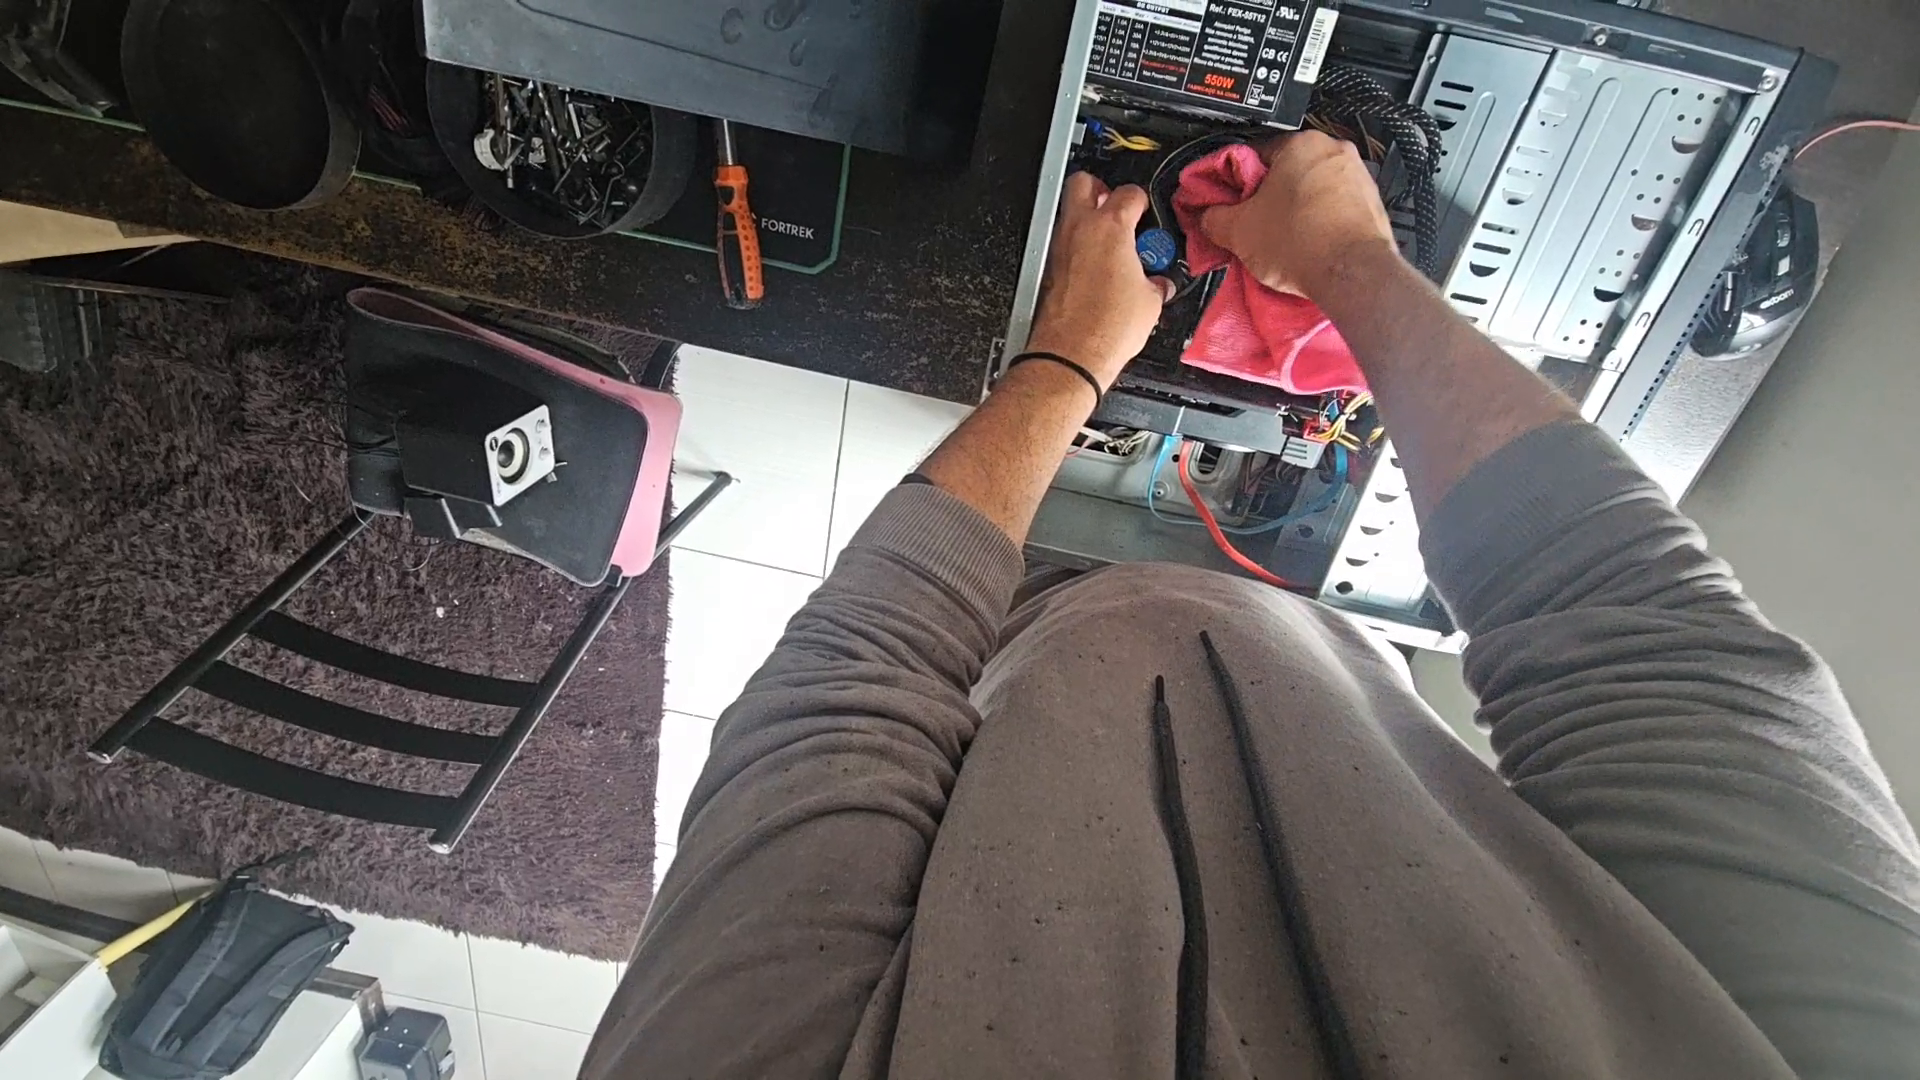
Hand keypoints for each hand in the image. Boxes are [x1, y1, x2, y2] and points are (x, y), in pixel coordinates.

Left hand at [1025, 172, 1173, 386]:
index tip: (1145, 214)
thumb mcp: (1150, 302)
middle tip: (1115, 207)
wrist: (1071, 357)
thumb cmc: (1105, 329)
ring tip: (1108, 243)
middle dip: (1100, 189)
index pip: (1129, 192)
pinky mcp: (1048, 273)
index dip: (1142, 201)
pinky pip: (1062, 248)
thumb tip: (1157, 284)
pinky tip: (1093, 271)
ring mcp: (1059, 250)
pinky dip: (1077, 250)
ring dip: (1086, 220)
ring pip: (1068, 214)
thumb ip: (1155, 282)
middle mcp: (1079, 231)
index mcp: (1110, 227)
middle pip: (1082, 183)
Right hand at [1200, 132, 1398, 300]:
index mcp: (1300, 144)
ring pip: (1310, 190)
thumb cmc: (1300, 243)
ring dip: (1291, 211)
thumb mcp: (1238, 231)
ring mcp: (1356, 175)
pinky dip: (1315, 223)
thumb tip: (1207, 216)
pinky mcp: (1370, 202)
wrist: (1349, 272)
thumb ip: (1214, 218)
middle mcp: (1333, 150)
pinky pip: (1331, 208)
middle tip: (1250, 226)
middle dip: (1265, 199)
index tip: (1226, 204)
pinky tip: (1303, 246)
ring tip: (1277, 242)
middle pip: (1285, 172)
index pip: (1253, 155)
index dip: (1233, 184)